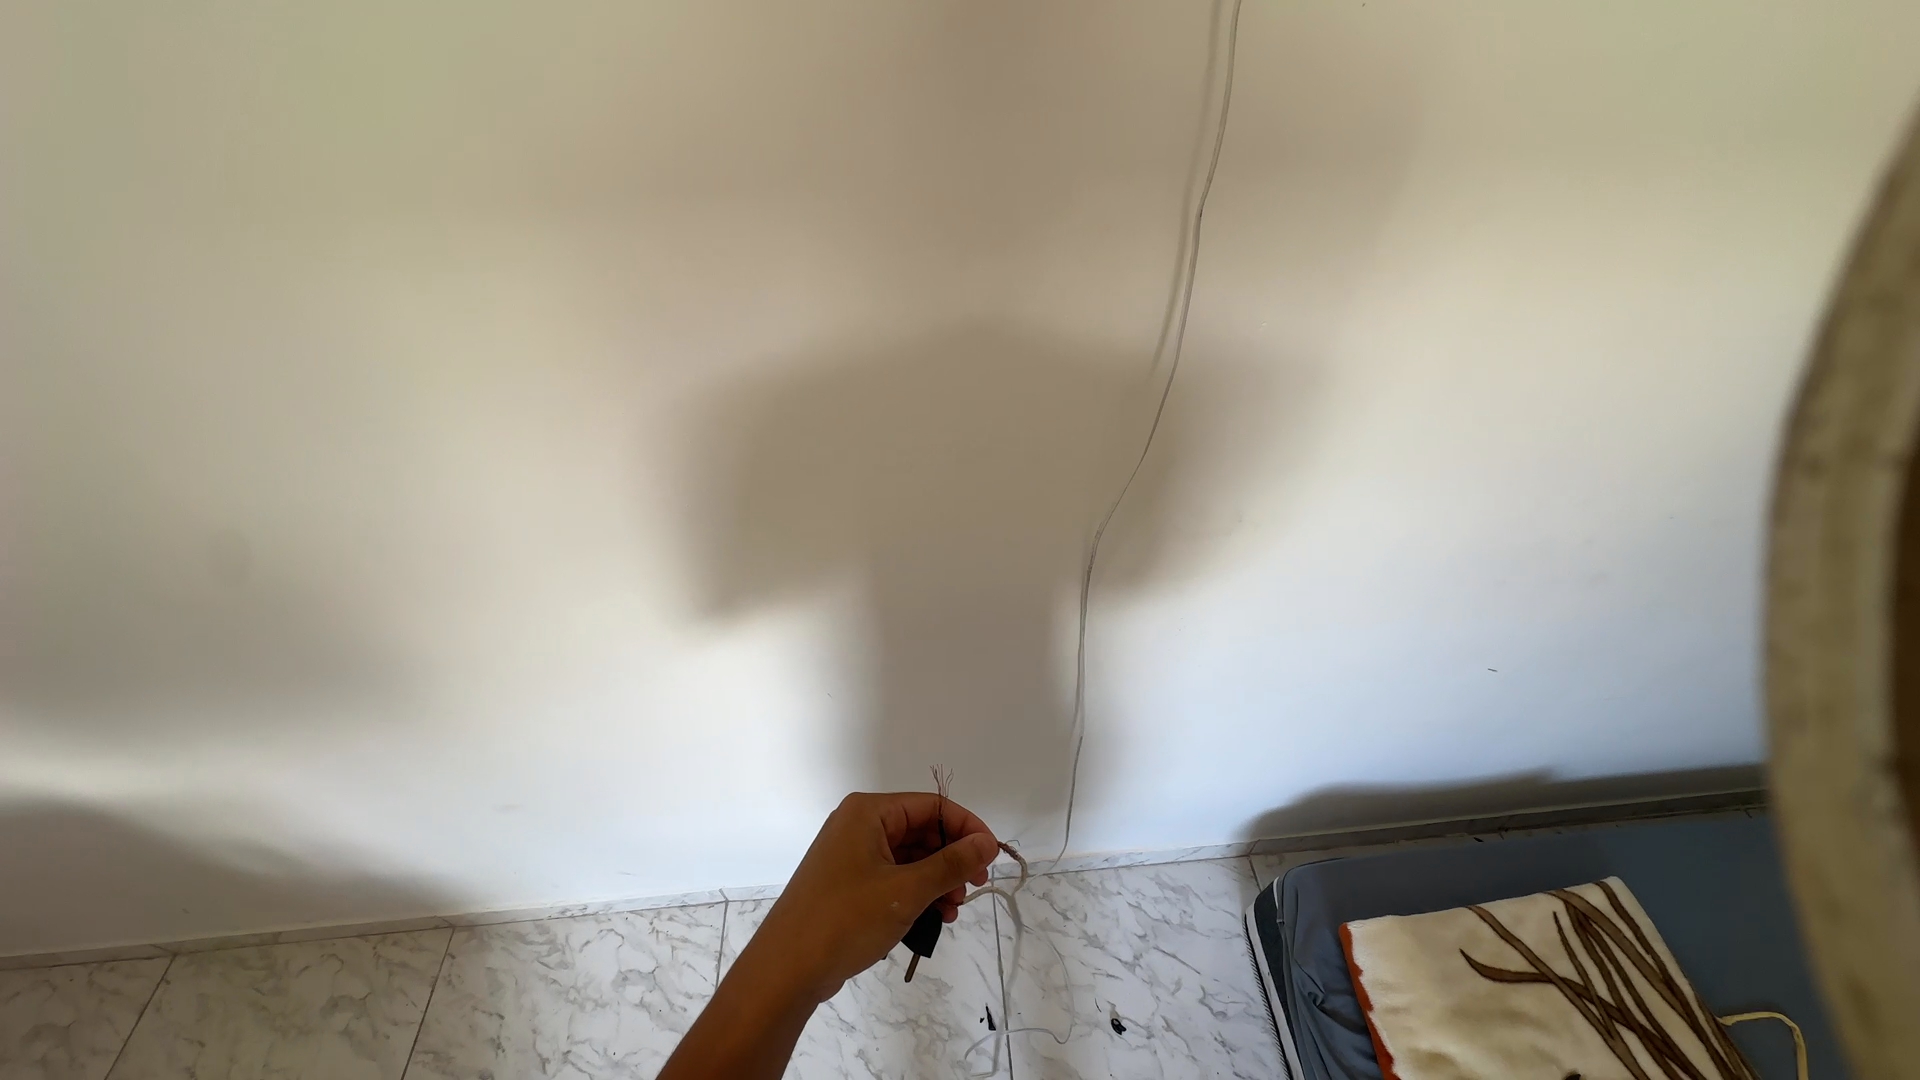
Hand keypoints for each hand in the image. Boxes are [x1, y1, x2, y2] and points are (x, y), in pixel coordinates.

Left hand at [736, 791, 999, 1003]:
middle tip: (974, 889)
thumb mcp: (906, 891)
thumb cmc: (845, 920)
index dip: (967, 828)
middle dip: (952, 859)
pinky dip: (916, 892)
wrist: (785, 971)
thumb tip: (988, 843)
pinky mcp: (848, 882)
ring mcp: (851, 854)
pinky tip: (933, 918)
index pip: (932, 806)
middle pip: (921, 830)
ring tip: (952, 911)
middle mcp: (859, 824)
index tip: (991, 857)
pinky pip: (893, 876)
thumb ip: (951, 864)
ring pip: (910, 856)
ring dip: (937, 880)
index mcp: (869, 812)